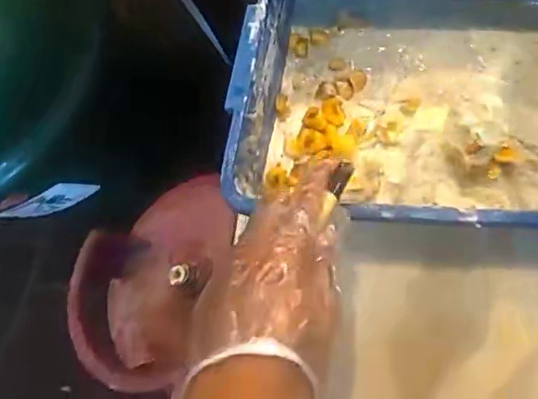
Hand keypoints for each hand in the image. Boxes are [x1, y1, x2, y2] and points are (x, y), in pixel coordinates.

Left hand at [186, 160, 342, 388]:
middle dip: (289, 200)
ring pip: (251, 233)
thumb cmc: (298, 352)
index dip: (318, 177)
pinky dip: (251, 257)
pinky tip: (259, 273)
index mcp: (289, 247)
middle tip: (305, 203)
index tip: (329, 162)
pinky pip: (234, 261)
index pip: (306, 198)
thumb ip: (324, 264)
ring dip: (269, 230)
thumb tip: (326, 233)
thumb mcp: (325, 307)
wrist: (242, 397)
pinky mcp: (208, 294)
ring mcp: (227, 269)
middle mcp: (254, 249)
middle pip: (271, 207)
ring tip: (283, 238)